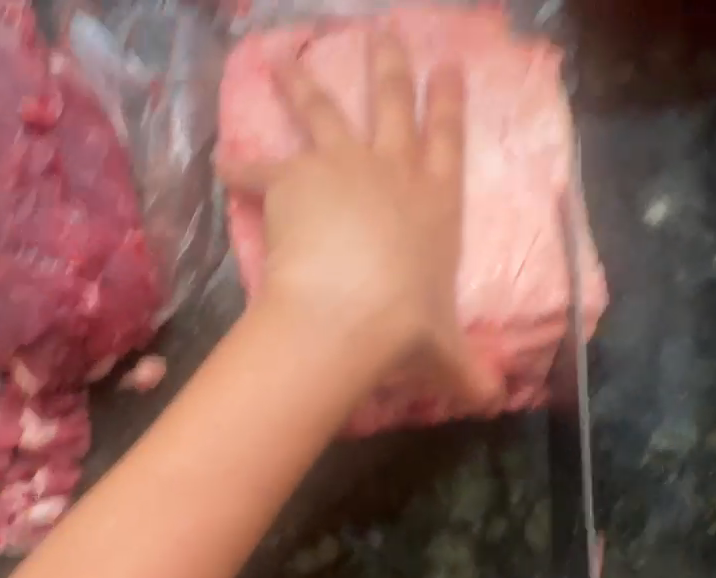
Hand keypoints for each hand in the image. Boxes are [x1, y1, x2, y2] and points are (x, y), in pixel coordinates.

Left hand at [221, 32, 499, 405]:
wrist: (356, 310)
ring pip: (324, 114)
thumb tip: (494, 402)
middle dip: (391, 70)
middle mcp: (393, 171)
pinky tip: (221, 162)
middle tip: (386, 35)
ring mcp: (344, 167)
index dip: (447, 104)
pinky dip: (240, 168)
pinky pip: (260, 169)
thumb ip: (468, 373)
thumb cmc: (408, 327)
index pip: (448, 142)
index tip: (446, 68)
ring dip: (304, 86)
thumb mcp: (446, 354)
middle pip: (393, 107)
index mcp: (435, 203)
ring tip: (285, 62)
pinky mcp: (296, 179)